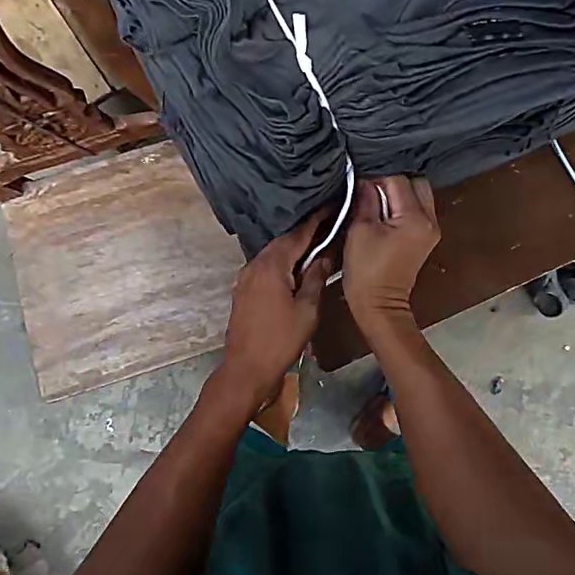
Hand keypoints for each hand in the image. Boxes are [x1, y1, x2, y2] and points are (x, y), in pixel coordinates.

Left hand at [217, 211, 332, 406]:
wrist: (246, 368)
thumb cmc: (281, 340)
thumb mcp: (307, 309)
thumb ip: (315, 278)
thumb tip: (324, 256)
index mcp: (272, 266)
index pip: (297, 235)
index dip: (316, 220)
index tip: (331, 206)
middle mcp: (254, 265)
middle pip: (283, 242)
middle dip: (304, 233)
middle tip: (328, 224)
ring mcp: (245, 278)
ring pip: (272, 255)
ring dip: (292, 249)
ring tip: (315, 245)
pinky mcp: (243, 291)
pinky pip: (265, 267)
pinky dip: (282, 263)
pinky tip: (295, 268)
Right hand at [342, 175, 438, 335]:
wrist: (378, 304)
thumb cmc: (366, 271)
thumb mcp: (360, 230)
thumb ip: (366, 199)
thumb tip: (366, 181)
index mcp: (415, 218)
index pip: (398, 180)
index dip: (376, 178)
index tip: (359, 185)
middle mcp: (430, 221)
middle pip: (416, 182)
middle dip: (392, 182)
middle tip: (370, 191)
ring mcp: (431, 230)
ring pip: (419, 194)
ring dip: (399, 193)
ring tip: (376, 202)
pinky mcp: (425, 237)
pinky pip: (418, 209)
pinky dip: (403, 205)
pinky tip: (384, 213)